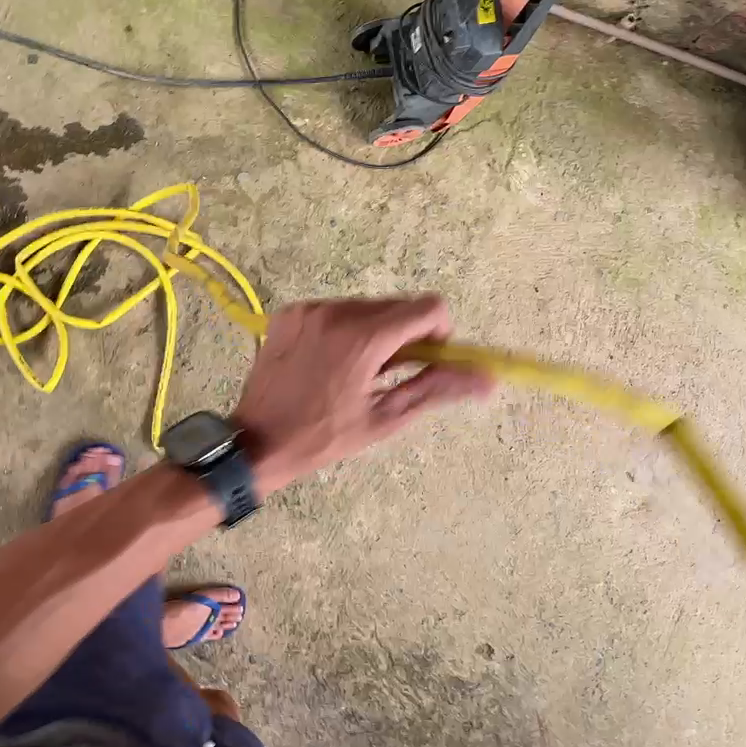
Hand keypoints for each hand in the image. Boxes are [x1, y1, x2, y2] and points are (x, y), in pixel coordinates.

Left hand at [232, 295, 494, 493]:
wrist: (258, 441)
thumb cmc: (324, 437)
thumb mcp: (385, 417)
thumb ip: (436, 388)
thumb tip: (488, 379)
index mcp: (363, 337)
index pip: (428, 307)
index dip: (439, 332)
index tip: (427, 360)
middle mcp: (336, 312)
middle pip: (398, 305)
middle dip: (406, 335)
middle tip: (387, 374)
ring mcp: (309, 309)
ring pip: (366, 307)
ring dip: (375, 331)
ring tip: (354, 373)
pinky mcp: (290, 313)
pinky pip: (334, 310)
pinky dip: (343, 330)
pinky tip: (329, 364)